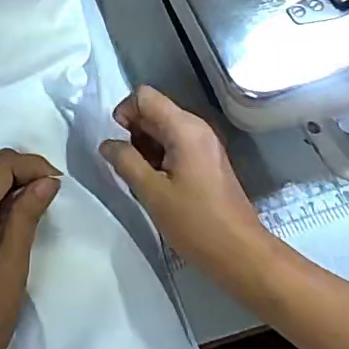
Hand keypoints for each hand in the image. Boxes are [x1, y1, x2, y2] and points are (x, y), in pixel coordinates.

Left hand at [0, 149, 61, 348]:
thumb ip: (26, 217)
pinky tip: (28, 220)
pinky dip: (13, 204)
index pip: (1, 165)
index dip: (32, 166)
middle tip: (56, 196)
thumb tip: (48, 179)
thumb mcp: (10, 265)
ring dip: (22, 187)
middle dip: (29, 173)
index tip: (60, 186)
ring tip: (47, 208)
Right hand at [98, 86, 273, 290]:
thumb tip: (107, 143)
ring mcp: (204, 143)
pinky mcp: (207, 160)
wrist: (240, 253)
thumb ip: (126, 161)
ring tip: (141, 179)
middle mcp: (196, 127)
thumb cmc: (196, 222)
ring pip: (164, 128)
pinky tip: (157, 185)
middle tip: (127, 166)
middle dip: (133, 132)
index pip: (145, 96)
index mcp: (184, 127)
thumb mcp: (153, 193)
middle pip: (154, 110)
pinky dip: (160, 156)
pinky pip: (176, 144)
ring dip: (145, 147)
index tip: (118, 143)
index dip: (124, 112)